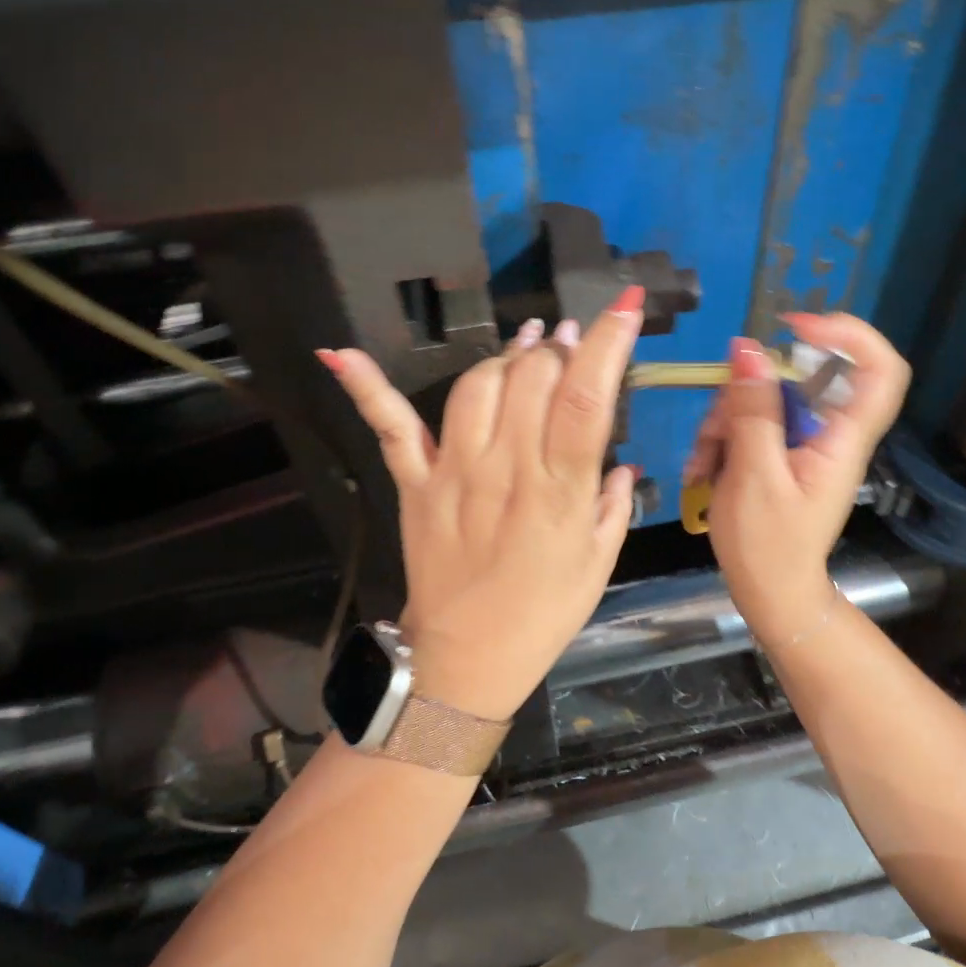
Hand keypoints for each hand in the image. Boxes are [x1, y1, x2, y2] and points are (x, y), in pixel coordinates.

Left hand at [317, 292, 643, 718]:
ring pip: (478, 385)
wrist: (466, 660)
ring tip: (527, 345)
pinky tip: (338, 352)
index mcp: (559, 491)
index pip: (586, 397)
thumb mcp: (598, 564)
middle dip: (560, 348)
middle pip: (532, 378)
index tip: (627, 305)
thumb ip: (611, 505)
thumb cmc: (543, 615)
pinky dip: (365, 386)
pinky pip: (390, 426)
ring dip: (506, 355)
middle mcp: (506, 469)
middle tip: (573, 349)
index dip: (608, 342)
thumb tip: (618, 464)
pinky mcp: (414, 483)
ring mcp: (453, 472)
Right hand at [683, 313, 910, 632]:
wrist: (770, 594)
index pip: (879, 371)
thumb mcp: (753, 474)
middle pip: (798, 381)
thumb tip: (749, 349)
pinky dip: (722, 441)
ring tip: (702, 463)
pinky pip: (751, 426)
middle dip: (746, 394)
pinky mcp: (781, 455)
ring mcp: (803, 444)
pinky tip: (702, 471)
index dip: (849, 335)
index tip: (797, 327)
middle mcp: (830, 434)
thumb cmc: (768, 544)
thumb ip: (753, 410)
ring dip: (724, 423)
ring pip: (764, 401)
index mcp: (842, 439)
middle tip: (716, 425)